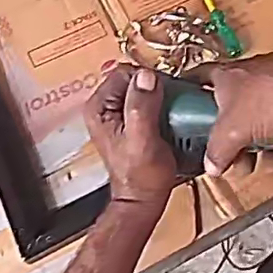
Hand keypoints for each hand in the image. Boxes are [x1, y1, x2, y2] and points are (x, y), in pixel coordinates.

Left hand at [84, 66, 178, 207]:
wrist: (144, 199)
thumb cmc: (141, 176)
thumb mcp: (143, 139)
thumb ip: (141, 107)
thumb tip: (146, 76)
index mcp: (99, 108)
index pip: (124, 73)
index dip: (147, 79)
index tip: (165, 92)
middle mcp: (105, 108)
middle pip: (134, 79)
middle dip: (156, 87)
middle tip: (172, 101)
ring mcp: (119, 115)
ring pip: (143, 89)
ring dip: (161, 95)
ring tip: (173, 109)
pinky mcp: (133, 123)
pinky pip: (149, 102)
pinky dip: (163, 105)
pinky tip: (172, 116)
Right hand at [197, 49, 272, 176]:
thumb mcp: (233, 130)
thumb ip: (217, 150)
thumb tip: (211, 163)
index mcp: (225, 77)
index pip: (197, 80)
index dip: (188, 98)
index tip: (184, 115)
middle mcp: (249, 80)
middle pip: (232, 119)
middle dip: (238, 146)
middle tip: (241, 160)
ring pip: (261, 129)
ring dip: (266, 152)